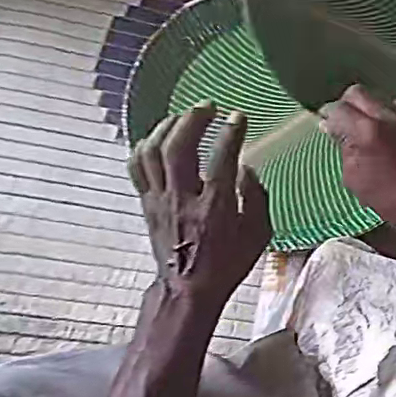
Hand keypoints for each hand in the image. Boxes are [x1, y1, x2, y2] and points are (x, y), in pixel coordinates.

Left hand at [130, 104, 269, 311]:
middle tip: (208, 107)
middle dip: (193, 120)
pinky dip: (145, 145)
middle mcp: (184, 199)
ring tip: (184, 116)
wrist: (189, 289)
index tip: (239, 117)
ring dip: (168, 127)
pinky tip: (158, 137)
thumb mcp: (258, 235)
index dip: (232, 133)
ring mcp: (160, 200)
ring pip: (153, 152)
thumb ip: (257, 199)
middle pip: (179, 148)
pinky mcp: (146, 203)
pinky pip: (137, 166)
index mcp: (216, 208)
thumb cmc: (227, 263)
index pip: (222, 158)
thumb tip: (247, 170)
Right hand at [318, 86, 395, 233]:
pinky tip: (385, 127)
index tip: (326, 125)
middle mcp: (387, 118)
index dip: (328, 116)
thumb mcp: (351, 174)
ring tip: (364, 125)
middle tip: (342, 121)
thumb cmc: (382, 195)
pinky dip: (389, 112)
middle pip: (357, 92)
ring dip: (368, 107)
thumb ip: (343, 145)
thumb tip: (331, 126)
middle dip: (346, 105)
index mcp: (366, 131)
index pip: (338, 108)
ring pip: (378, 96)